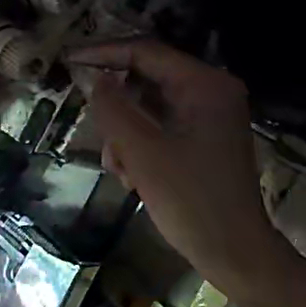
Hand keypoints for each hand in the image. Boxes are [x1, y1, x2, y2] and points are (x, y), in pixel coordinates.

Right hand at [71, 40, 291, 294]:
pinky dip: (142, 145)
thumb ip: (113, 109)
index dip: (103, 53)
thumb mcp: (143, 152)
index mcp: (205, 83)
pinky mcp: (205, 136)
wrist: (236, 255)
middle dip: (118, 110)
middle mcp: (211, 89)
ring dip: (127, 134)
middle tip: (101, 138)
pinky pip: (162, 125)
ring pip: (149, 106)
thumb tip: (95, 80)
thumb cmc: (192, 201)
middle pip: (147, 80)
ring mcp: (210, 114)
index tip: (68, 60)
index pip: (146, 51)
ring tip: (121, 170)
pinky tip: (134, 177)